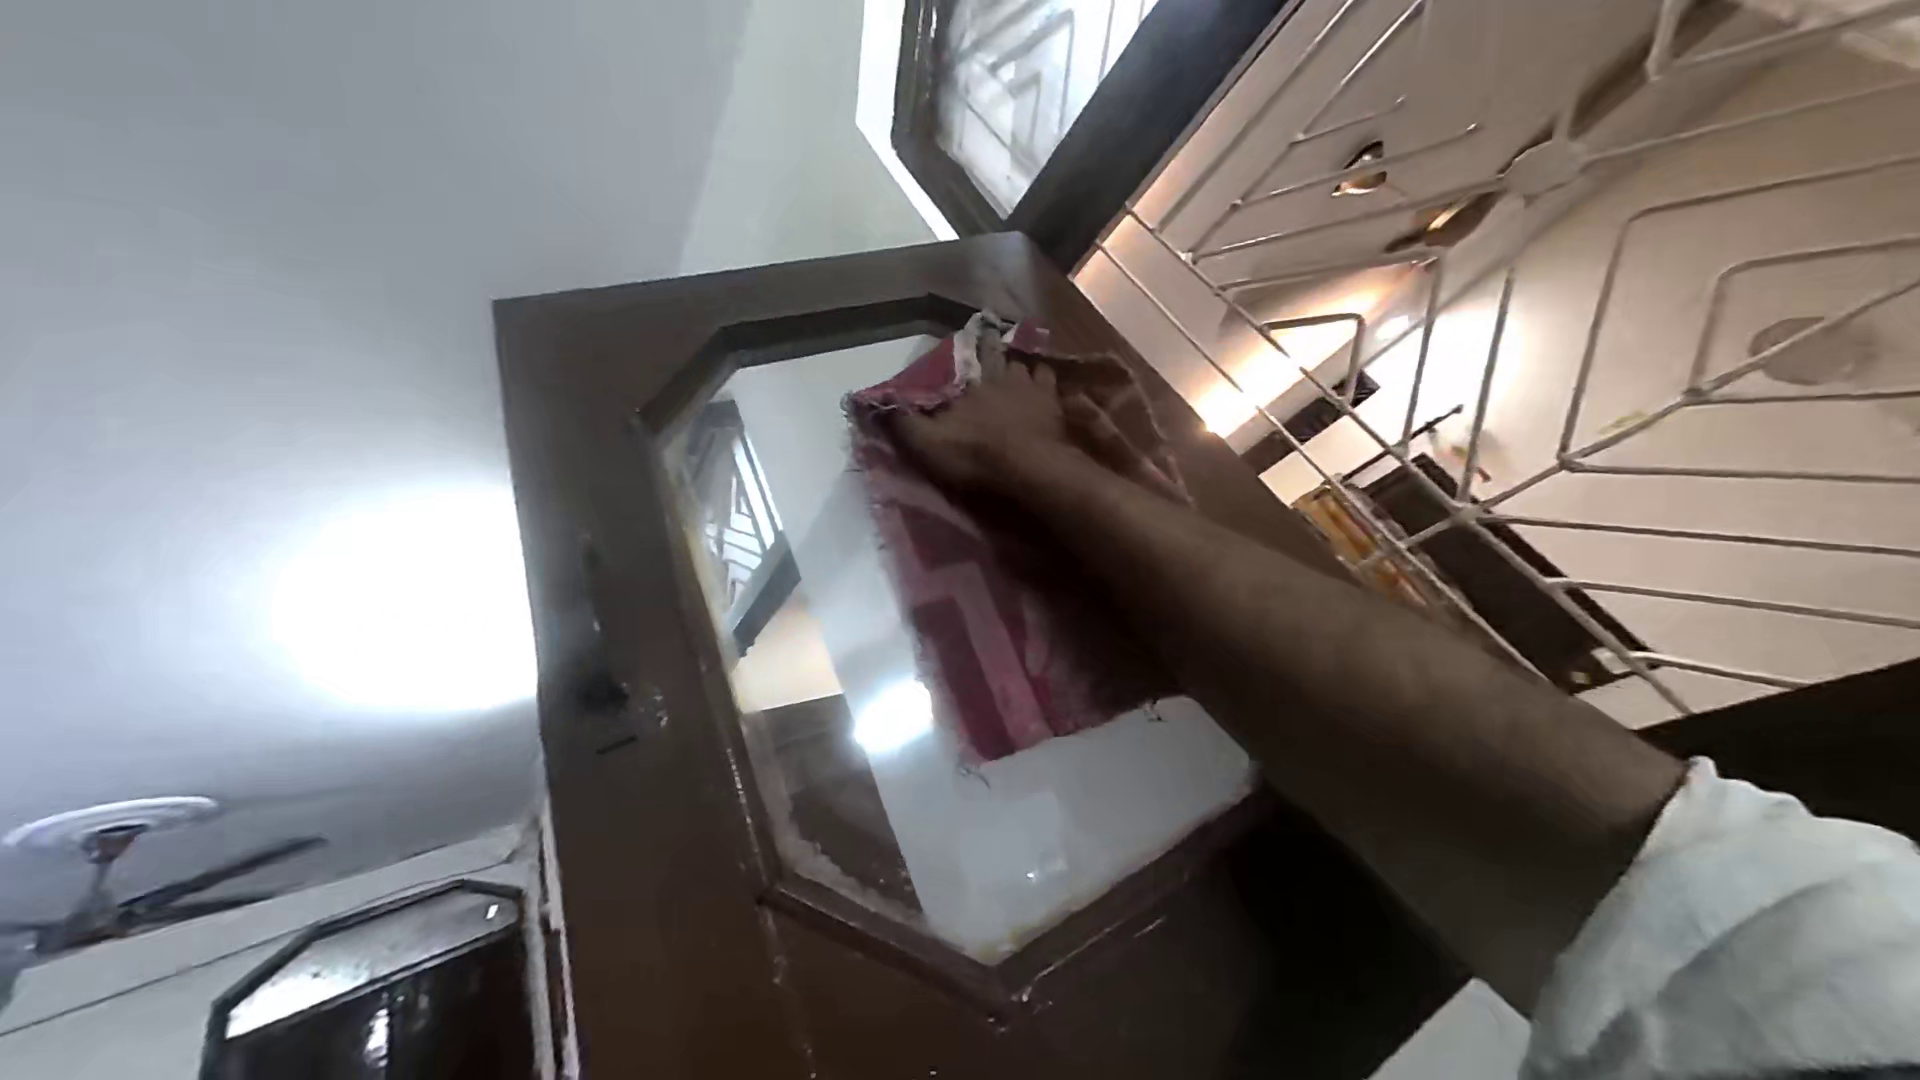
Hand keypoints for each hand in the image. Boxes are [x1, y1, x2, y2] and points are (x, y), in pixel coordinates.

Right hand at [892, 360, 1187, 502]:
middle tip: (998, 340)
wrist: (1028, 469)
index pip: (970, 352)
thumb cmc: (975, 454)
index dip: (971, 341)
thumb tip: (874, 405)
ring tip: (1025, 363)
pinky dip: (1049, 382)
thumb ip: (903, 424)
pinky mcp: (1056, 407)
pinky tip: (1050, 387)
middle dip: (999, 346)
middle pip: (1003, 353)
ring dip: (1026, 363)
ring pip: (1031, 365)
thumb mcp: (928, 443)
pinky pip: (1054, 385)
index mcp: (974, 381)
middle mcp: (1005, 376)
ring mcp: (1035, 390)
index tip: (972, 330)